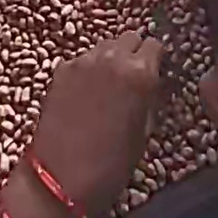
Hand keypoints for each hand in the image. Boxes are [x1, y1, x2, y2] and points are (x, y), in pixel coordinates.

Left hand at [25, 32, 163, 217]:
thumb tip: (154, 83)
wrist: (60, 180)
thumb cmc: (113, 164)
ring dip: (112, 57)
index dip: (157, 58)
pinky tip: (87, 93)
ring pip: (105, 45)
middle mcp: (112, 57)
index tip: (156, 71)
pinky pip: (83, 60)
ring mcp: (83, 61)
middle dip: (135, 52)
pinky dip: (90, 69)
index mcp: (140, 72)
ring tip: (109, 84)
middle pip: (130, 37)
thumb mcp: (145, 130)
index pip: (155, 45)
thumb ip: (151, 96)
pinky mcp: (61, 69)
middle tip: (133, 76)